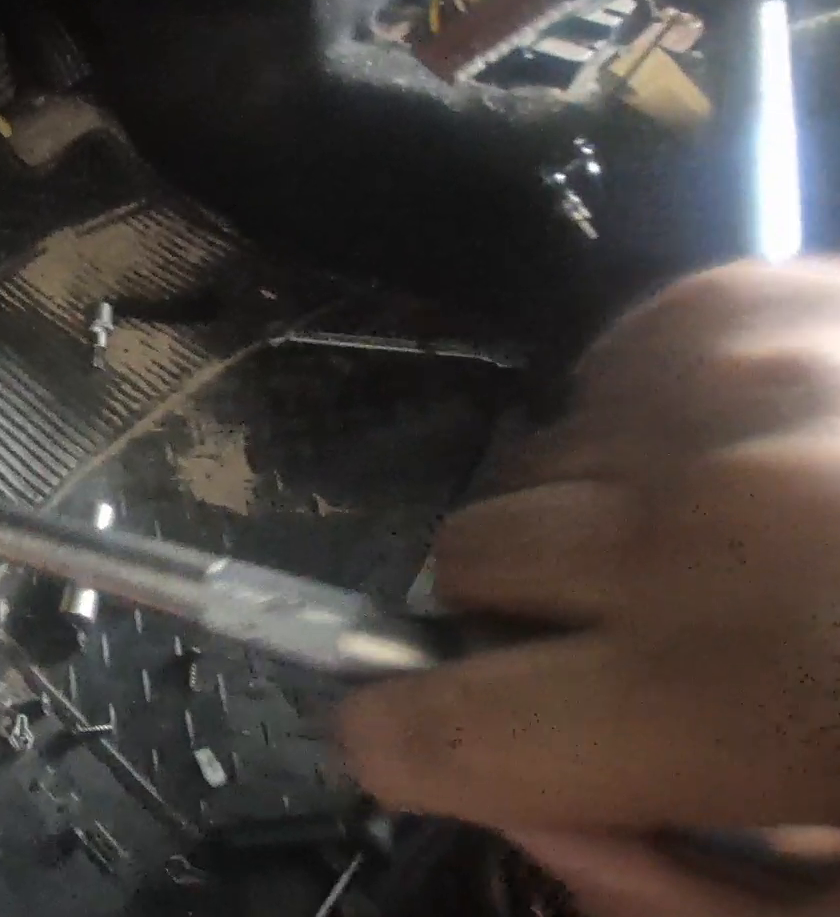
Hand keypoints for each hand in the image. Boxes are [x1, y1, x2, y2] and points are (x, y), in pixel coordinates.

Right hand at [340, 261, 839, 916]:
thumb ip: (704, 907)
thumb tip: (529, 816)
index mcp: (753, 683)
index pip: (452, 727)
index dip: (401, 746)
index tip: (404, 748)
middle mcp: (706, 510)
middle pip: (467, 558)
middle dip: (524, 613)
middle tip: (640, 645)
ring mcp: (716, 386)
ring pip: (527, 469)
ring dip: (591, 524)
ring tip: (734, 547)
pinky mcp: (736, 307)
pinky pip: (590, 384)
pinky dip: (638, 437)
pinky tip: (762, 461)